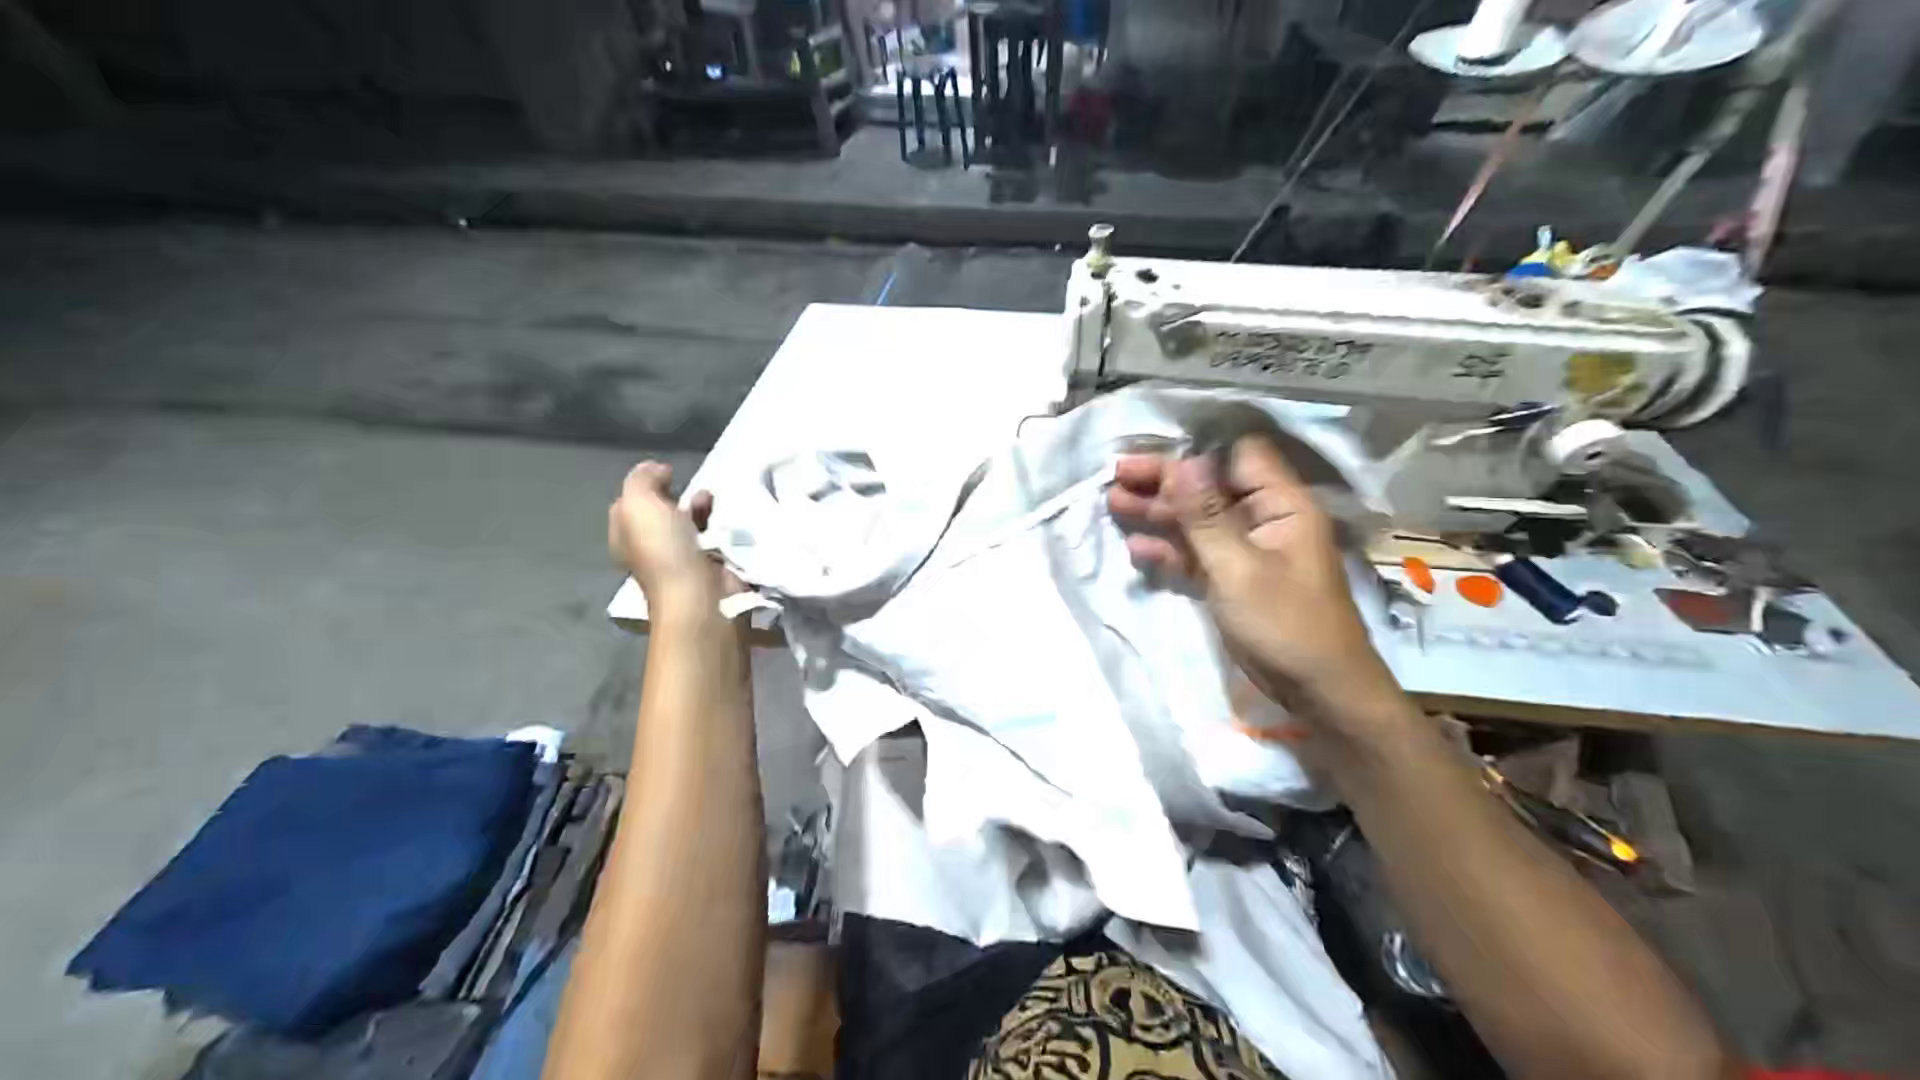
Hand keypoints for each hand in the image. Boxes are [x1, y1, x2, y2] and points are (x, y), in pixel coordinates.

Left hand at [608, 462, 727, 619]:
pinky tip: (730, 523)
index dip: (647, 484)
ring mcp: (682, 563)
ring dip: (703, 511)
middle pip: (663, 514)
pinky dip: (723, 529)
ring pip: (691, 527)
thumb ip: (642, 480)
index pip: (631, 503)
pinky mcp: (711, 570)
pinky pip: (716, 541)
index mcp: (626, 537)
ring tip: (715, 502)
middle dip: (679, 497)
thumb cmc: (664, 550)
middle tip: (695, 489)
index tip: (669, 473)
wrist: (701, 596)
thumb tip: (658, 471)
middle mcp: (651, 551)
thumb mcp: (638, 503)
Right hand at [1108, 437, 1402, 724]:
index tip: (1151, 453)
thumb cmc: (1285, 624)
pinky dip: (1168, 549)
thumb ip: (1206, 516)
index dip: (1197, 451)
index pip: (1239, 457)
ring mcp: (1246, 550)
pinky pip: (1196, 554)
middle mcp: (1263, 519)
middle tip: (1117, 475)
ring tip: (1113, 502)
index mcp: (1281, 505)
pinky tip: (1136, 548)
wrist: (1317, 690)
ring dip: (1158, 513)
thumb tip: (1183, 462)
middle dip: (1164, 481)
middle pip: (1209, 488)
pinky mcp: (1231, 578)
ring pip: (1197, 521)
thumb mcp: (1239, 567)